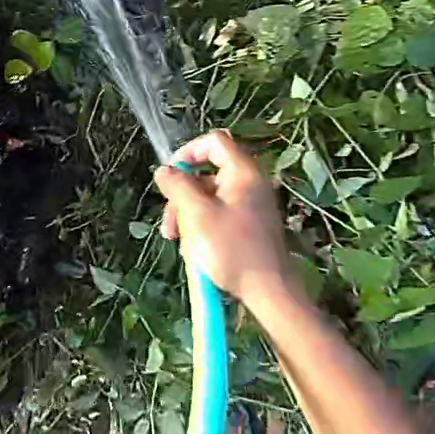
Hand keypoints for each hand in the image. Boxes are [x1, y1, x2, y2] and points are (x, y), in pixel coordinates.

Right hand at [154, 130, 295, 311]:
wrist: (270, 292)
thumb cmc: (234, 251)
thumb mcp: (198, 216)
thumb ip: (178, 188)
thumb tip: (164, 170)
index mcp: (242, 172)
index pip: (213, 142)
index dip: (188, 152)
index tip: (170, 176)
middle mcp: (249, 182)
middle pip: (207, 174)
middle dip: (182, 196)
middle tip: (170, 226)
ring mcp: (251, 204)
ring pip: (209, 198)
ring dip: (189, 216)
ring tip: (180, 243)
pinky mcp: (250, 225)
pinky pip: (220, 215)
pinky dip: (204, 227)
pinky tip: (196, 252)